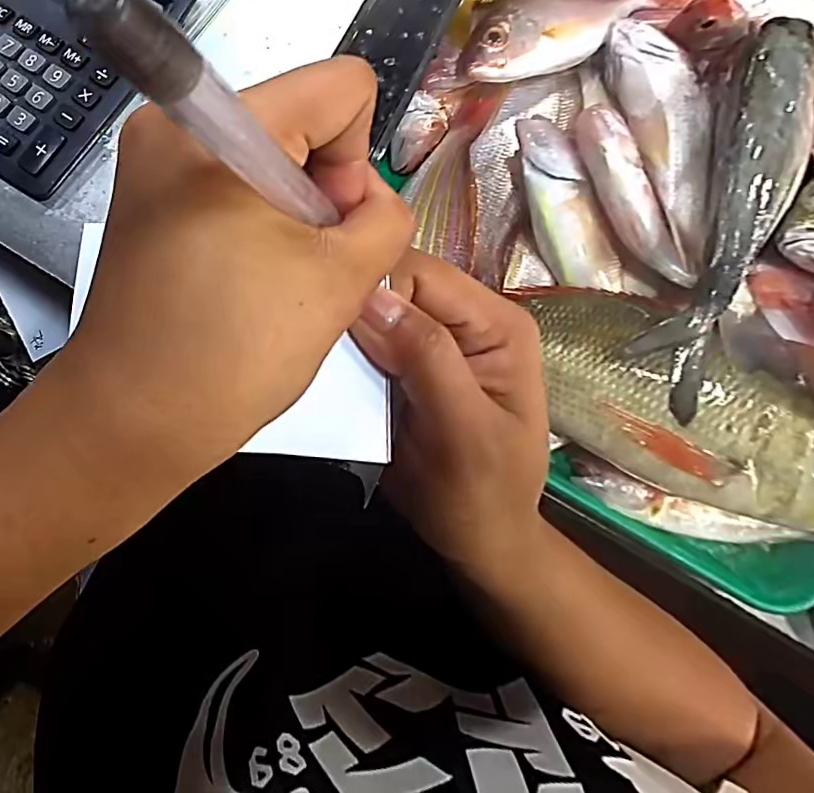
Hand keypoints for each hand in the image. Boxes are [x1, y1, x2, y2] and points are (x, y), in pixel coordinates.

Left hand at [55, 57, 411, 477]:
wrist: (133, 416)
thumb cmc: (227, 353)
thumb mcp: (341, 280)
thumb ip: (386, 217)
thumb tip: (370, 196)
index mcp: (215, 126)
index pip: (338, 86)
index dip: (355, 158)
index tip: (325, 224)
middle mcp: (171, 125)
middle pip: (298, 116)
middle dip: (318, 186)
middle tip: (301, 259)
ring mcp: (151, 159)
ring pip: (266, 153)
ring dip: (288, 208)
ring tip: (270, 273)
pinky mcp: (146, 194)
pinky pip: (228, 180)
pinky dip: (254, 217)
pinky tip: (244, 271)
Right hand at [350, 250, 550, 570]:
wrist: (476, 539)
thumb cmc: (479, 493)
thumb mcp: (461, 429)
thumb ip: (426, 357)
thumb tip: (372, 296)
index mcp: (496, 323)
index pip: (422, 274)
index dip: (375, 289)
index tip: (335, 322)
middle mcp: (467, 319)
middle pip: (397, 282)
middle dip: (358, 304)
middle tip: (319, 337)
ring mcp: (435, 338)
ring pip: (377, 305)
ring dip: (346, 324)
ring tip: (317, 347)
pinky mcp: (407, 359)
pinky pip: (369, 333)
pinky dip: (346, 344)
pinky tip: (327, 360)